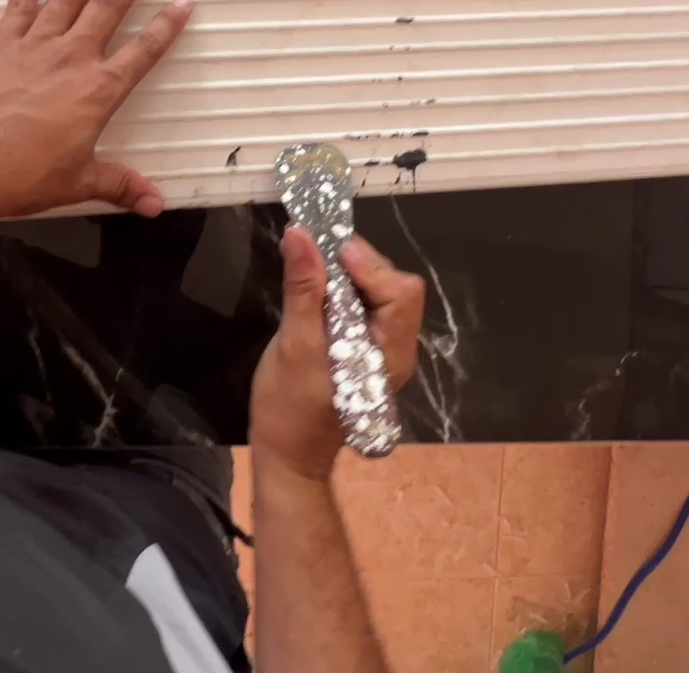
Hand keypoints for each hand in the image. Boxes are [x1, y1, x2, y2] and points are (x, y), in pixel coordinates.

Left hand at [0, 0, 191, 226]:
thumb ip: (121, 186)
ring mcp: (35, 47)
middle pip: (110, 7)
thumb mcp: (79, 182)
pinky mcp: (1, 46)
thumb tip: (156, 205)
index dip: (167, 26)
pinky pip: (18, 5)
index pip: (144, 51)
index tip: (185, 2)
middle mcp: (72, 58)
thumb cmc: (22, 176)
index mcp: (99, 90)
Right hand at [250, 227, 423, 483]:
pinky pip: (363, 304)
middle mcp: (396, 346)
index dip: (370, 266)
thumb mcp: (294, 344)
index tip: (331, 251)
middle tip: (314, 249)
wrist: (287, 455)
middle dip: (357, 262)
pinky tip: (315, 284)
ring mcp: (381, 346)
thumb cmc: (290, 407)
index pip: (401, 292)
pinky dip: (341, 287)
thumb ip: (302, 288)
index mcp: (390, 353)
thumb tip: (300, 233)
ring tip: (311, 262)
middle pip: (393, 286)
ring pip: (378, 291)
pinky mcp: (363, 345)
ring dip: (347, 272)